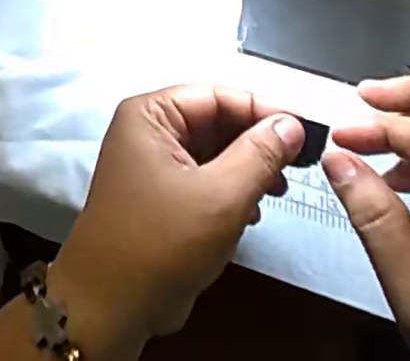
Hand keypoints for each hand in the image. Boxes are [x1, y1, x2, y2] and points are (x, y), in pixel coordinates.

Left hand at [51, 85, 305, 358]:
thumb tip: (291, 124)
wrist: (107, 314)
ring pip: (213, 150)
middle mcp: (148, 130)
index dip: (262, 110)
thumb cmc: (160, 244)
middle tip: (296, 163)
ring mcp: (152, 163)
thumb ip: (260, 154)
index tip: (302, 129)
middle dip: (255, 143)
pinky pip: (203, 176)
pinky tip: (253, 209)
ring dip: (246, 168)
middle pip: (215, 122)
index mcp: (151, 114)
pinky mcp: (160, 194)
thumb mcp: (220, 195)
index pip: (217, 97)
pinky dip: (230, 189)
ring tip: (277, 189)